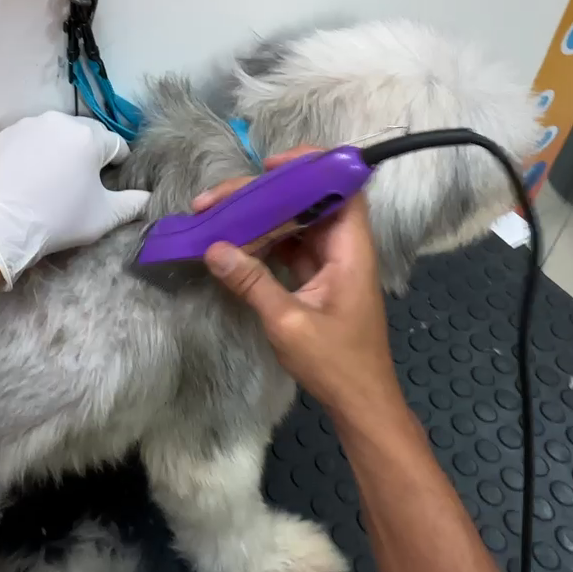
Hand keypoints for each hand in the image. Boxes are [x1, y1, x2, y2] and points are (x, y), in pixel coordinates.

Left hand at [0, 112, 151, 287]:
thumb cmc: (58, 218)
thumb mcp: (104, 217)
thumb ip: (134, 203)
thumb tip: (149, 197)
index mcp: (90, 136)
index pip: (117, 146)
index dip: (117, 167)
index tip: (107, 187)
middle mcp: (61, 120)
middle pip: (87, 135)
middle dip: (89, 155)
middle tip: (80, 185)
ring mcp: (30, 124)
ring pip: (58, 134)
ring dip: (62, 150)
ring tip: (53, 179)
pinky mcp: (7, 133)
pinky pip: (32, 138)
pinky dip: (36, 151)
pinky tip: (30, 175)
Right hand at [196, 148, 399, 417]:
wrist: (360, 405)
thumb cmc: (337, 365)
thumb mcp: (289, 324)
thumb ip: (252, 282)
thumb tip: (213, 248)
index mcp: (350, 250)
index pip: (342, 188)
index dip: (312, 167)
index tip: (269, 166)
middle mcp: (341, 248)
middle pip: (305, 200)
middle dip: (260, 193)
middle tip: (214, 199)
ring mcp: (327, 262)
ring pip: (291, 220)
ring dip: (254, 214)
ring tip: (212, 214)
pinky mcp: (314, 276)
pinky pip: (286, 243)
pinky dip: (258, 237)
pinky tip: (228, 238)